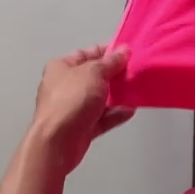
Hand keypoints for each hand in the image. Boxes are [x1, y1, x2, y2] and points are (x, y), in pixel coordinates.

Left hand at [26, 45, 134, 173]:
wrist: (58, 142)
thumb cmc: (72, 99)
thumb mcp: (95, 72)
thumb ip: (112, 62)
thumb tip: (124, 51)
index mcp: (62, 67)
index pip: (87, 54)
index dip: (107, 52)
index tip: (127, 53)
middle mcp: (65, 86)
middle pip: (94, 76)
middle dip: (114, 74)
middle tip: (134, 72)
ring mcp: (73, 108)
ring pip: (99, 98)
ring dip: (117, 95)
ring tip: (136, 90)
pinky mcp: (81, 128)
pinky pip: (101, 117)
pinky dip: (115, 114)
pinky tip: (130, 110)